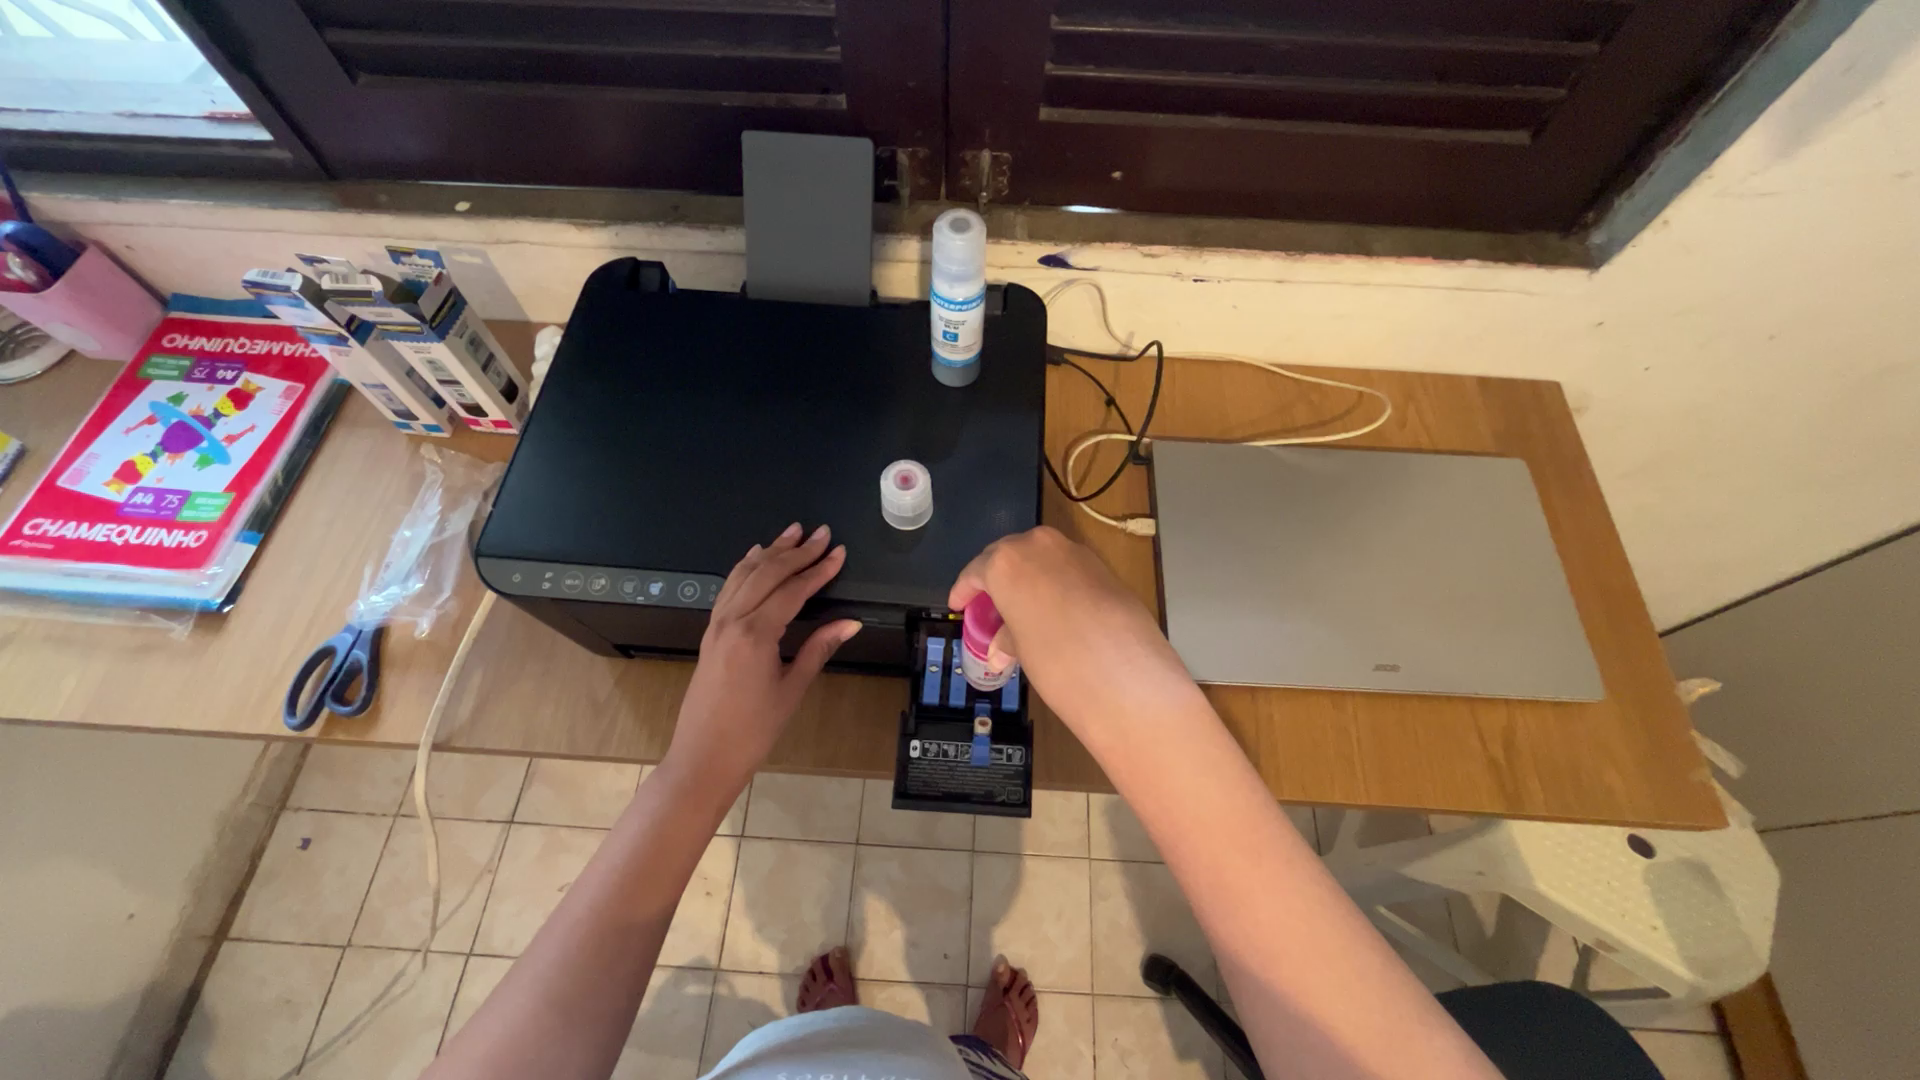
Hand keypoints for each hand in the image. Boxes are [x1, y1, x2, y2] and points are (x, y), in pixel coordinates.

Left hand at [664, 523, 860, 794]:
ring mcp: (717, 625)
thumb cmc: (752, 731)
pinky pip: (729, 588)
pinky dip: (745, 568)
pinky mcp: (710, 633)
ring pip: (745, 574)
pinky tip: (755, 557)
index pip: (792, 590)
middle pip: (767, 573)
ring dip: (771, 551)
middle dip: (797, 551)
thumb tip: (849, 624)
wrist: (703, 757)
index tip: (838, 552)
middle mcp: (732, 621)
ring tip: (792, 533)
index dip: (818, 569)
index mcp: (755, 634)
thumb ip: (819, 649)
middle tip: (822, 533)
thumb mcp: (792, 690)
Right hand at [949, 526, 1198, 736]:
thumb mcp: (1022, 649)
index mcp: (1005, 561)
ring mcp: (1074, 551)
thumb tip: (1001, 649)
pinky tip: (1055, 609)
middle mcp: (1038, 545)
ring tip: (1022, 607)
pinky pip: (1067, 568)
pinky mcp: (1102, 565)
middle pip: (1008, 555)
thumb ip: (1008, 638)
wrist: (1124, 669)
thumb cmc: (1055, 659)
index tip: (958, 605)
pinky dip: (1056, 582)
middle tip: (989, 605)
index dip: (964, 591)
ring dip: (1028, 577)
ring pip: (1041, 557)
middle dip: (996, 578)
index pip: (975, 571)